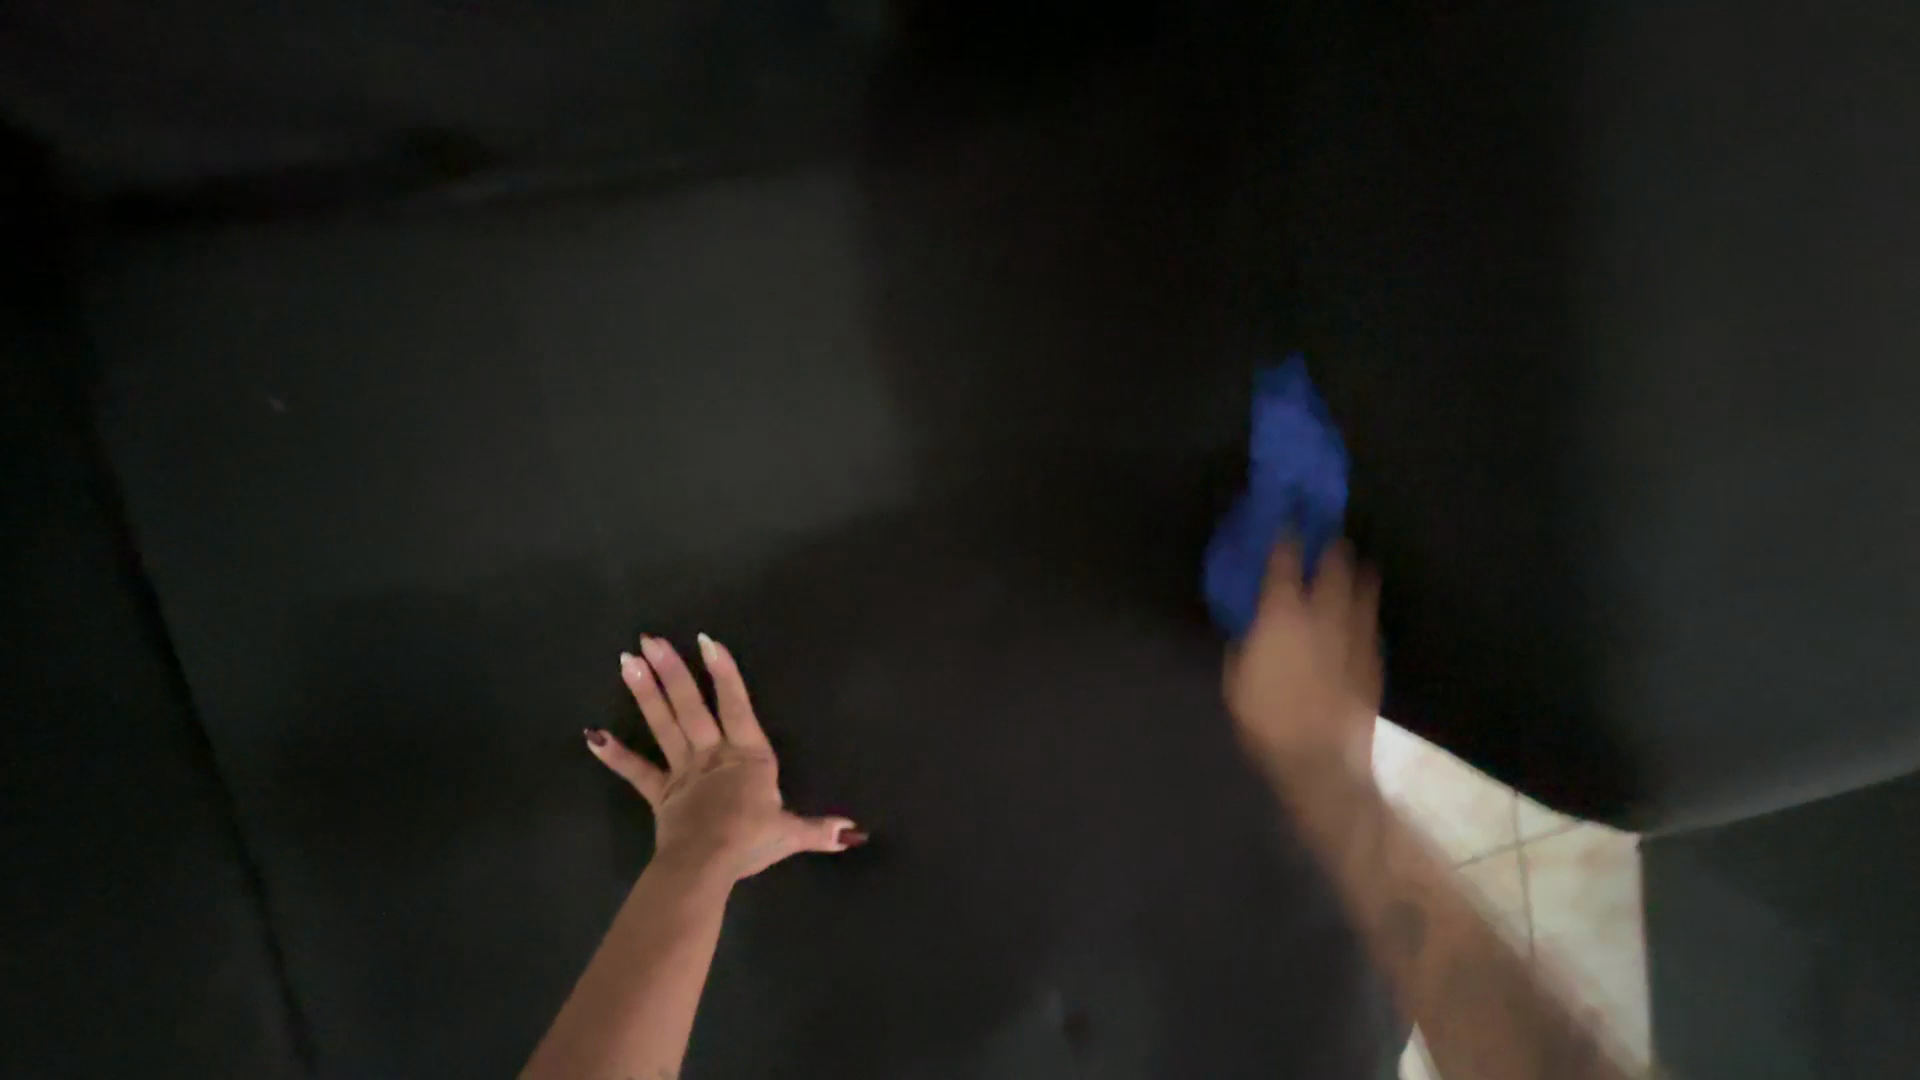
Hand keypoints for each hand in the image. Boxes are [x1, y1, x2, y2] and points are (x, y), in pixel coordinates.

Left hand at [585, 634, 864, 884]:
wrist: (707, 866)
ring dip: (646, 692)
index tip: (706, 641)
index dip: (724, 672)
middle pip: (691, 706)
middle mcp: (713, 753)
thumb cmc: (751, 842)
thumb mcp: (792, 834)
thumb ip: (820, 829)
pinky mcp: (660, 794)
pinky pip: (636, 771)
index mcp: (748, 755)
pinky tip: (592, 734)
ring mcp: (683, 771)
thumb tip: (856, 834)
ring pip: (664, 725)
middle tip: (650, 638)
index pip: (736, 705)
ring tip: (627, 661)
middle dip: (672, 670)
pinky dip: (615, 754)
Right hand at [1224, 541, 1382, 784]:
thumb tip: (1249, 626)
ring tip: (1353, 561)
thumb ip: (1243, 643)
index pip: (1284, 561)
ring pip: (1363, 587)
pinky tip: (1360, 608)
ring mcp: (1355, 635)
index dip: (1285, 535)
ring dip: (1356, 568)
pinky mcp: (1374, 658)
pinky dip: (1365, 606)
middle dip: (1330, 544)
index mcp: (1281, 615)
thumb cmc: (1264, 720)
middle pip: (1334, 564)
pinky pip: (1372, 620)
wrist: (1320, 762)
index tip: (1285, 517)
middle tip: (1326, 533)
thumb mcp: (1235, 677)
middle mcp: (1323, 614)